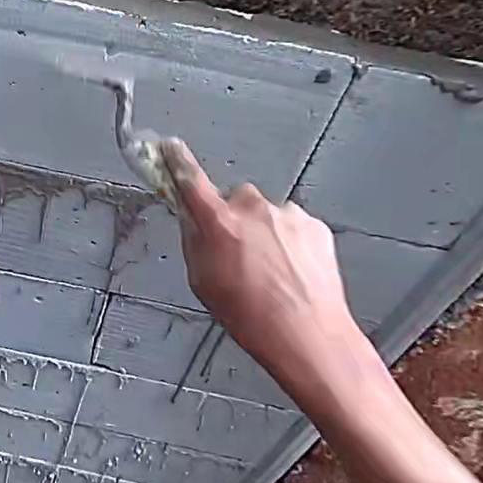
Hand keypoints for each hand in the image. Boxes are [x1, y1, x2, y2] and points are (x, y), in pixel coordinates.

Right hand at [162, 141, 374, 404]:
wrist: (307, 335)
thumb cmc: (254, 318)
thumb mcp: (203, 284)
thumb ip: (194, 243)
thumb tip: (194, 225)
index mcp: (219, 222)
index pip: (190, 179)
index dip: (176, 161)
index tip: (169, 147)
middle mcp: (253, 209)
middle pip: (234, 202)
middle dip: (233, 222)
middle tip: (237, 258)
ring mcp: (286, 215)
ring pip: (265, 216)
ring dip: (264, 236)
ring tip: (270, 276)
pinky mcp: (312, 225)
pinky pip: (291, 227)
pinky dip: (289, 245)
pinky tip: (289, 274)